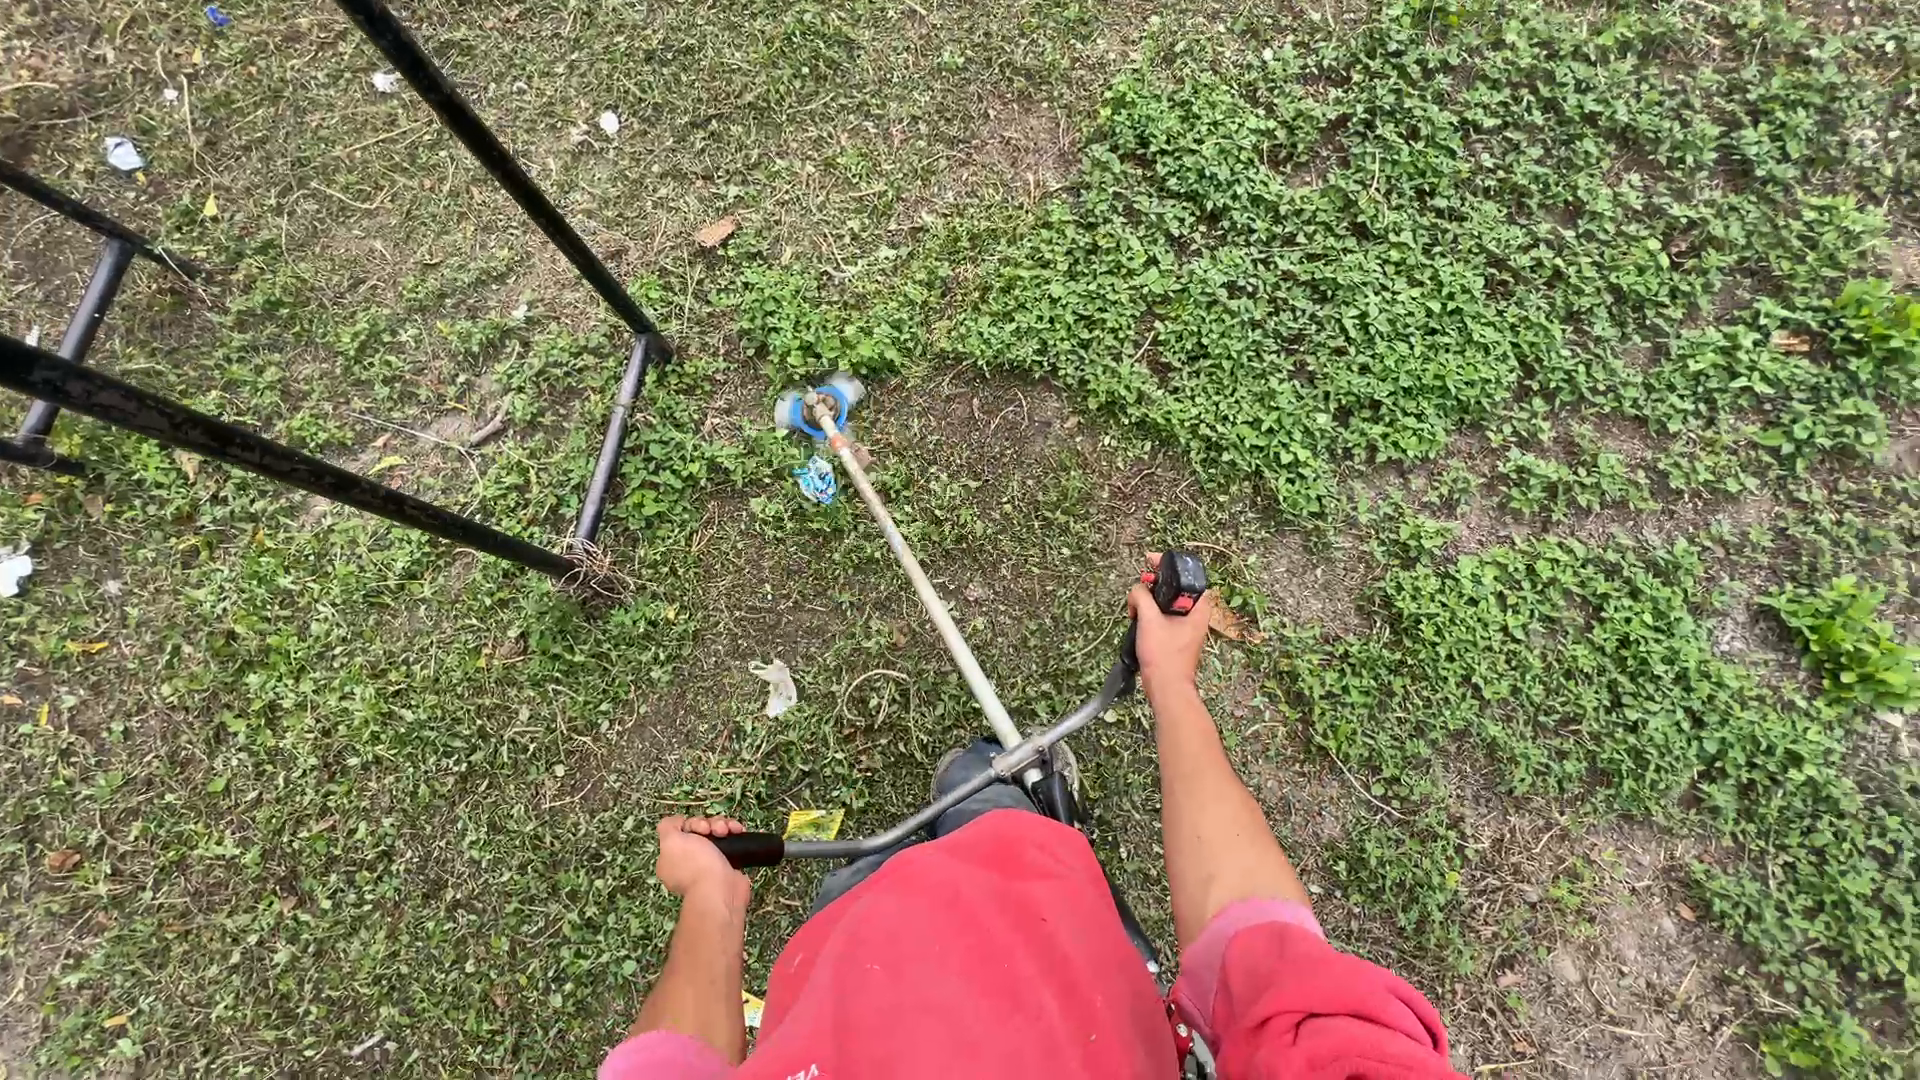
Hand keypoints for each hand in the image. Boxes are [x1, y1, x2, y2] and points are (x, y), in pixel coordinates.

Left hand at [654, 816, 750, 905]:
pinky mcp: (726, 864)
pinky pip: (728, 840)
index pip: (679, 832)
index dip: (689, 824)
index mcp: (670, 859)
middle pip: (698, 831)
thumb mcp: (671, 841)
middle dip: (708, 824)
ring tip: (728, 830)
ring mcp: (708, 864)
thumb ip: (667, 826)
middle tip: (714, 830)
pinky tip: (737, 830)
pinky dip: (733, 832)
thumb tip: (677, 822)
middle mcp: (688, 862)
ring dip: (722, 825)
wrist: (720, 887)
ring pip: (714, 833)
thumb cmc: (694, 864)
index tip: (697, 829)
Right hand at [1127, 551, 1213, 696]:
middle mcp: (1196, 613)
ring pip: (1166, 601)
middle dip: (1152, 586)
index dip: (1166, 565)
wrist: (1166, 686)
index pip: (1187, 574)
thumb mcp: (1149, 619)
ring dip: (1148, 602)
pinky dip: (1149, 614)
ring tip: (1136, 609)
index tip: (1150, 560)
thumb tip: (1137, 589)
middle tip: (1139, 590)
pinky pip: (1162, 614)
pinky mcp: (1177, 634)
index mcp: (1199, 607)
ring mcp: (1187, 624)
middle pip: (1174, 586)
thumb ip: (1142, 596)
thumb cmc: (1164, 656)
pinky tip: (1138, 620)